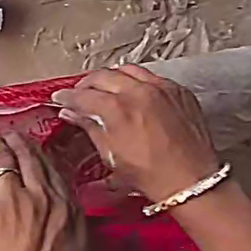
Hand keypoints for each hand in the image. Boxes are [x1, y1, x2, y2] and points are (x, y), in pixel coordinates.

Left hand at [0, 133, 86, 250]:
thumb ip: (72, 234)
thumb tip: (66, 225)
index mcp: (72, 214)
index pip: (57, 173)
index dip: (44, 159)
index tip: (37, 153)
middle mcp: (45, 200)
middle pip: (31, 159)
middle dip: (20, 144)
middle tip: (11, 137)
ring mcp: (12, 201)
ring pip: (2, 159)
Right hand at [52, 64, 220, 203]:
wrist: (190, 180)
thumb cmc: (151, 175)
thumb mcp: (111, 156)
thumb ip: (91, 128)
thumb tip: (73, 113)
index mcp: (117, 109)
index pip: (83, 95)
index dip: (67, 97)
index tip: (60, 99)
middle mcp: (139, 92)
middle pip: (102, 76)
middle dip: (86, 84)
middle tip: (79, 93)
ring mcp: (161, 88)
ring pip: (127, 70)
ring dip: (111, 77)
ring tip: (104, 88)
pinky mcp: (178, 90)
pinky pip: (152, 77)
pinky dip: (136, 81)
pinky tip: (133, 92)